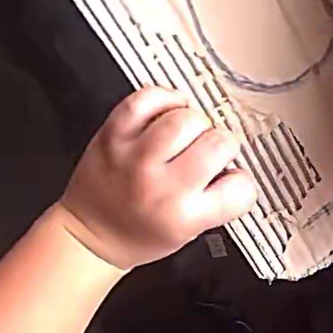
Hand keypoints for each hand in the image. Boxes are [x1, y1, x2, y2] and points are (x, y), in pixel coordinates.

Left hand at [55, 88, 257, 269]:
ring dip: (195, 122)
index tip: (229, 180)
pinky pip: (147, 99)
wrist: (92, 233)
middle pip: (217, 143)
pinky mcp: (114, 135)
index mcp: (186, 216)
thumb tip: (233, 162)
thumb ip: (217, 199)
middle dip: (222, 143)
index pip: (240, 187)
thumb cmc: (143, 233)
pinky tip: (168, 113)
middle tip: (209, 152)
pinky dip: (165, 100)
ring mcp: (135, 158)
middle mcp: (162, 187)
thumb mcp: (191, 231)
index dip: (240, 181)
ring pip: (186, 118)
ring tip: (188, 134)